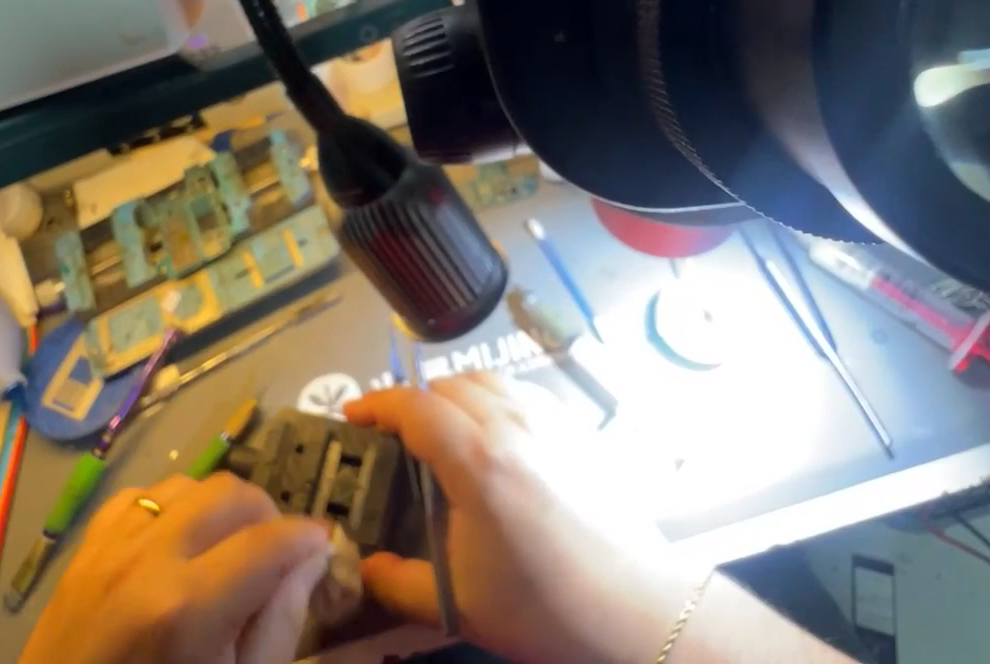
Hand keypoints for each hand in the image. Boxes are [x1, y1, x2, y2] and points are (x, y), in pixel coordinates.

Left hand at [22, 472, 330, 663]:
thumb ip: (280, 622)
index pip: (270, 541)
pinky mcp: (85, 548)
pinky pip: (143, 495)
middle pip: (232, 493)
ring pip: (190, 484)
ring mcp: (109, 548)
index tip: (324, 547)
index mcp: (186, 608)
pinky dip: (173, 507)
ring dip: (220, 507)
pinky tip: (177, 543)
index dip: (308, 538)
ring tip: (226, 547)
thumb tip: (311, 559)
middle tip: (276, 553)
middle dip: (267, 515)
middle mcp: (147, 559)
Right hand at [343, 373, 695, 663]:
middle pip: (448, 385)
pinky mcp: (576, 425)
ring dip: (453, 393)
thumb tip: (364, 565)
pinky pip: (521, 390)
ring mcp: (549, 419)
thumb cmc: (544, 607)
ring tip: (442, 427)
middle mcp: (511, 423)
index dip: (376, 404)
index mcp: (477, 460)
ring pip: (487, 378)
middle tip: (396, 436)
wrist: (636, 611)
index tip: (353, 417)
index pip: (414, 406)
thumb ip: (397, 581)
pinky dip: (492, 396)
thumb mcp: (458, 603)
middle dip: (412, 402)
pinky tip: (493, 431)